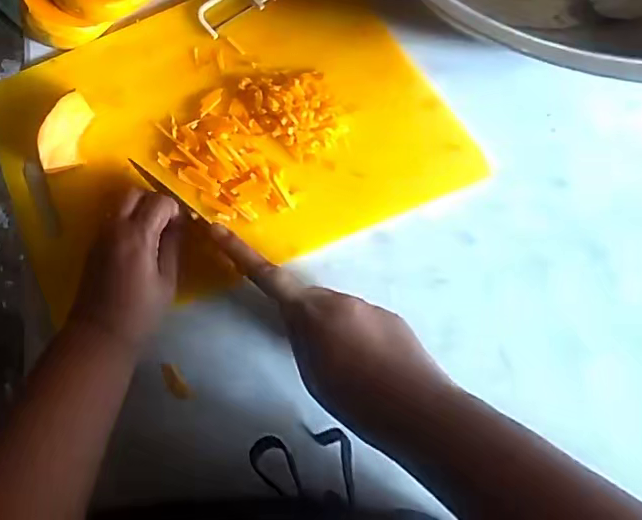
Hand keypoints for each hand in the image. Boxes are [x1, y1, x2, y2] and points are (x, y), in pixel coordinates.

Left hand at [68, 188, 183, 348]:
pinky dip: (127, 218)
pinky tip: (137, 241)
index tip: (181, 225)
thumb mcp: (166, 282)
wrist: (99, 333)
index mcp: (137, 235)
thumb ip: (172, 247)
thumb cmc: (140, 313)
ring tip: (153, 231)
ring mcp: (101, 232)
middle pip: (135, 193)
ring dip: (138, 207)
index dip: (173, 208)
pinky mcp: (94, 241)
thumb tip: (178, 224)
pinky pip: (113, 217)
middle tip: (167, 221)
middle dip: (153, 201)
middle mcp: (116, 226)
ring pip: (121, 202)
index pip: (158, 201)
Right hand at [208, 224, 456, 426]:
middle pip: (310, 302)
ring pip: (340, 315)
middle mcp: (337, 298)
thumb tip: (302, 325)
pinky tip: (378, 373)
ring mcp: (367, 306)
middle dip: (309, 322)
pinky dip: (364, 344)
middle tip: (322, 361)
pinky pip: (366, 326)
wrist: (424, 413)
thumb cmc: (357, 399)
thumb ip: (301, 340)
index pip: (266, 276)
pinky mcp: (392, 320)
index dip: (239, 253)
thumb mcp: (312, 374)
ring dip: (340, 337)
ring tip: (356, 375)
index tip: (217, 228)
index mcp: (309, 310)